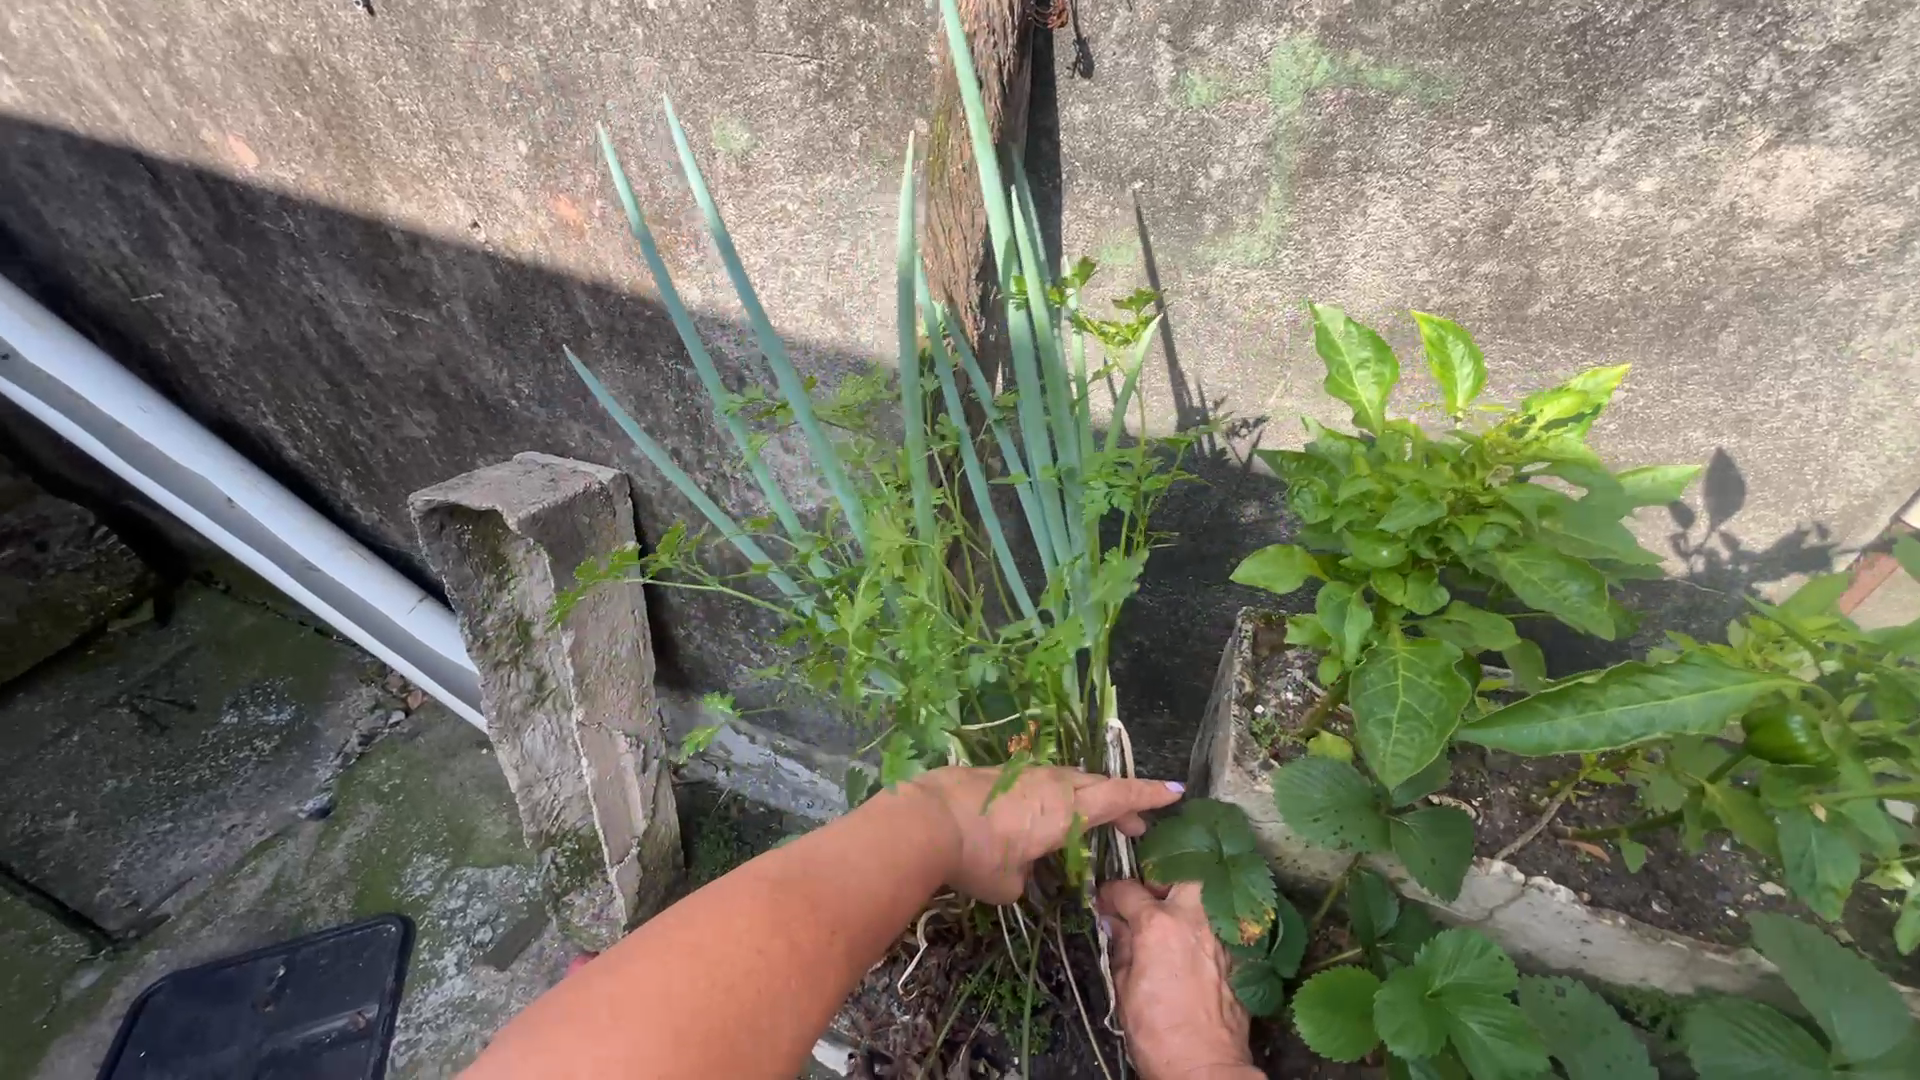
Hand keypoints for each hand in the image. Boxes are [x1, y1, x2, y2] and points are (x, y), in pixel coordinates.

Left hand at [907, 766, 1183, 903]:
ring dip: (1086, 796)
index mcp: (1067, 809)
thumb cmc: (979, 856)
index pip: (1119, 796)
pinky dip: (1053, 795)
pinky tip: (1040, 811)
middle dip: (1120, 802)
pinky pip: (1040, 781)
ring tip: (1091, 816)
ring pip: (1068, 780)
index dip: (1149, 795)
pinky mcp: (998, 773)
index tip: (1176, 791)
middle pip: (1097, 786)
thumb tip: (1020, 871)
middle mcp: (1052, 785)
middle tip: (1135, 823)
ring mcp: (1024, 774)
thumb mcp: (1011, 883)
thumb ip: (1026, 876)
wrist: (928, 819)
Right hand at [1098, 880, 1257, 1079]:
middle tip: (1148, 901)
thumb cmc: (1155, 1031)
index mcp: (1157, 923)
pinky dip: (1207, 924)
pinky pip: (1221, 924)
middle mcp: (1193, 918)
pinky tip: (1195, 942)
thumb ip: (1121, 945)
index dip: (1109, 894)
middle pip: (1180, 874)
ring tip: (1174, 918)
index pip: (1127, 890)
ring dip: (1188, 899)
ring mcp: (1220, 934)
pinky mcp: (1238, 955)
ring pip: (1207, 895)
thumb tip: (1115, 923)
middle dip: (1161, 881)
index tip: (1104, 903)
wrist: (1204, 1068)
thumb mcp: (1123, 986)